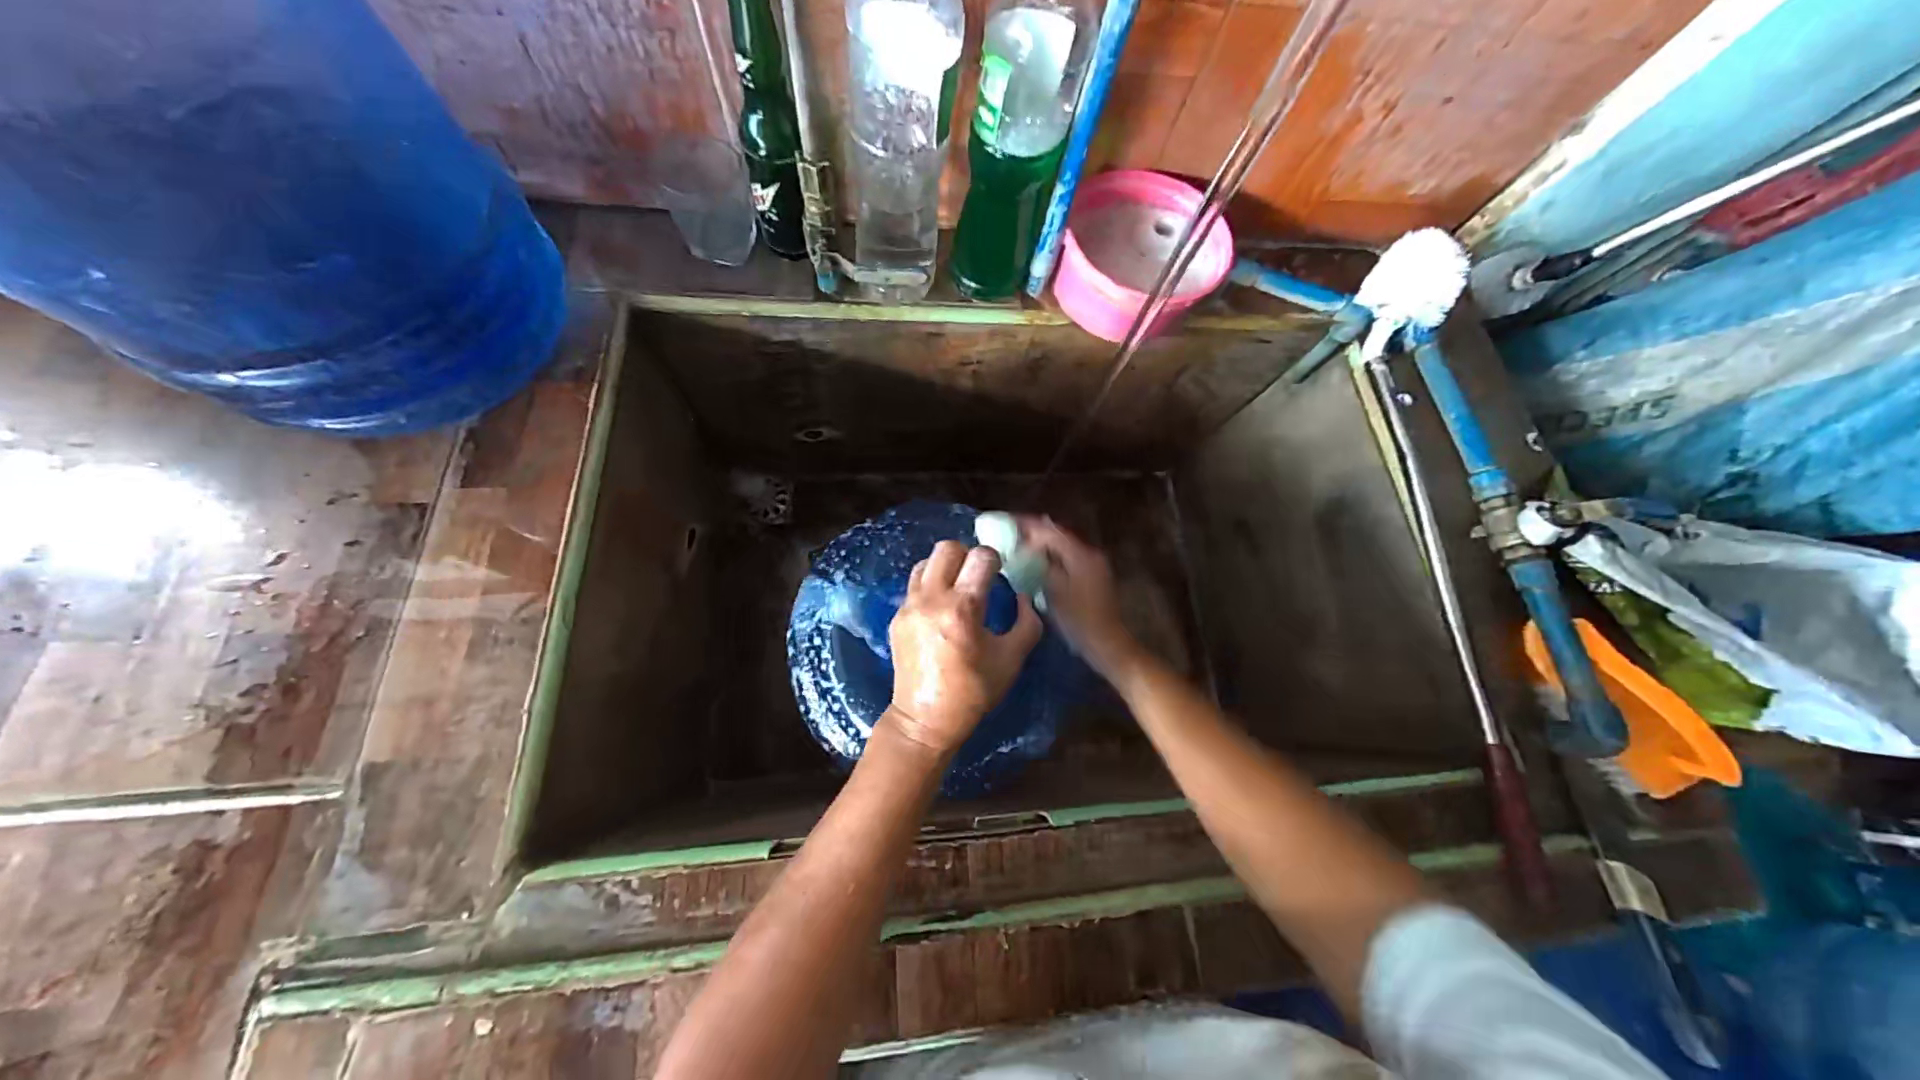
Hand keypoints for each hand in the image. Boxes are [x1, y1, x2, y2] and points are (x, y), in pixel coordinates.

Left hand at [885, 541, 1042, 758]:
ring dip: (945, 567)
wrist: (925, 719)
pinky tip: (942, 608)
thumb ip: (1027, 622)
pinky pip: (914, 586)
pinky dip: (930, 586)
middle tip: (977, 574)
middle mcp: (931, 599)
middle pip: (947, 548)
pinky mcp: (897, 617)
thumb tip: (1023, 596)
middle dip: (967, 555)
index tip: (1000, 573)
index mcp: (962, 608)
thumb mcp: (1012, 659)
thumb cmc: (973, 692)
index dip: (995, 560)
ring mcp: (909, 606)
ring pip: (925, 562)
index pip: (980, 557)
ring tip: (957, 587)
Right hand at [1016, 516, 1139, 678]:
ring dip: (1042, 545)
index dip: (1026, 525)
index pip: (1049, 530)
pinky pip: (1068, 558)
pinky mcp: (1093, 576)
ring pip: (1062, 547)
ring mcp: (1094, 565)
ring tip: (1017, 546)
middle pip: (1057, 535)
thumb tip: (1026, 545)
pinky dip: (1051, 557)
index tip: (1004, 522)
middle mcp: (1090, 553)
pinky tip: (1036, 563)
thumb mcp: (1054, 590)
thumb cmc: (1078, 619)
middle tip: (1008, 533)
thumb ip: (1040, 562)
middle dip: (1033, 533)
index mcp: (1081, 554)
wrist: (1107, 643)